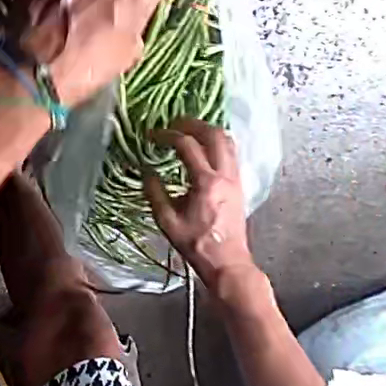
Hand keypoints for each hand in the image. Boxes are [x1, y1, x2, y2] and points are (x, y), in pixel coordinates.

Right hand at [144, 118, 271, 308]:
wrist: (227, 262)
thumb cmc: (196, 244)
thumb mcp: (167, 221)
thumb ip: (155, 193)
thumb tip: (147, 171)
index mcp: (205, 183)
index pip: (186, 146)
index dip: (167, 135)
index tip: (152, 135)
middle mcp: (224, 175)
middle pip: (213, 135)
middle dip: (192, 124)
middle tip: (173, 123)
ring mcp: (235, 178)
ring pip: (226, 141)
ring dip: (207, 130)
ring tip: (188, 130)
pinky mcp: (239, 184)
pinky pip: (231, 153)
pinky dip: (216, 142)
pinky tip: (203, 147)